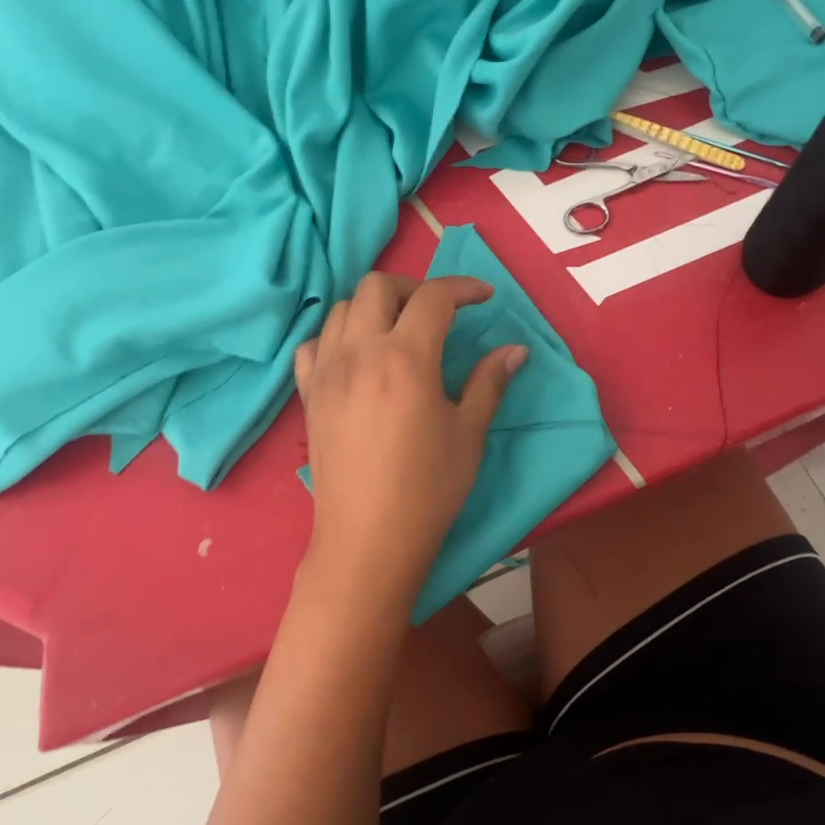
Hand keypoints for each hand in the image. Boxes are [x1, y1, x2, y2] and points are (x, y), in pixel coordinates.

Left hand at [294, 272, 527, 588]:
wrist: (368, 538)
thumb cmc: (428, 488)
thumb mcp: (468, 433)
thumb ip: (488, 382)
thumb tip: (515, 350)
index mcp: (405, 358)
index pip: (434, 297)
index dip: (464, 288)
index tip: (484, 298)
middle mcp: (360, 352)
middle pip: (378, 286)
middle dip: (412, 288)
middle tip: (438, 313)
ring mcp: (327, 372)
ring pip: (341, 309)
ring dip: (373, 307)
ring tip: (398, 332)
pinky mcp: (308, 395)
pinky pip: (312, 346)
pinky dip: (335, 338)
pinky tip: (355, 358)